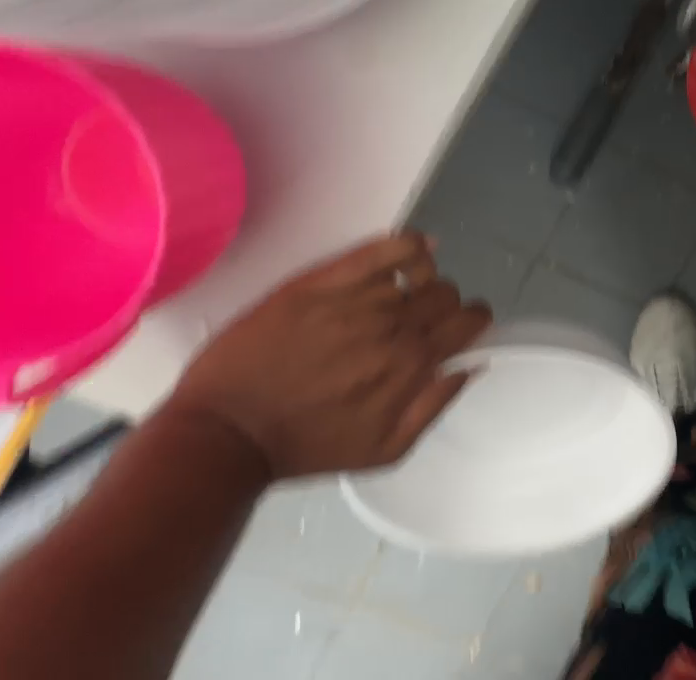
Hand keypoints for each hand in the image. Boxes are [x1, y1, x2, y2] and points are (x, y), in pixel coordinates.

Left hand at [164, 232, 492, 481]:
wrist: (224, 434)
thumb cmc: (305, 447)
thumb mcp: (385, 451)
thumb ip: (436, 406)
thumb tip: (470, 365)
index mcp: (413, 363)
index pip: (471, 320)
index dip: (470, 323)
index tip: (454, 333)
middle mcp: (395, 325)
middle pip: (447, 293)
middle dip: (442, 306)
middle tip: (416, 322)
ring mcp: (359, 298)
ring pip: (419, 271)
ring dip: (417, 282)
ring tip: (395, 297)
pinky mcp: (324, 281)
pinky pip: (388, 246)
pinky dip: (410, 245)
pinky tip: (409, 254)